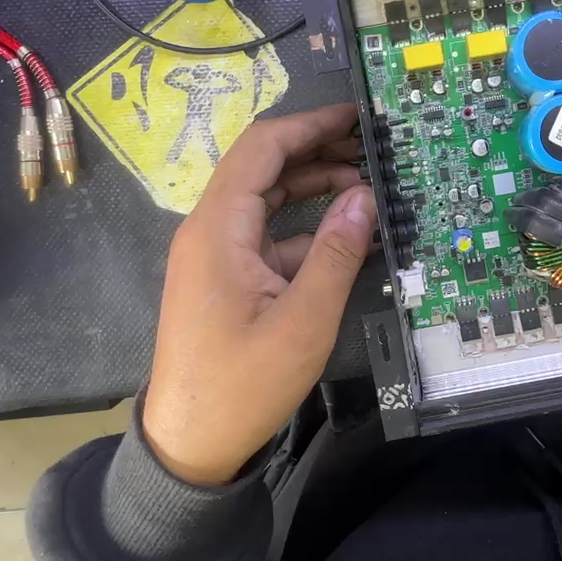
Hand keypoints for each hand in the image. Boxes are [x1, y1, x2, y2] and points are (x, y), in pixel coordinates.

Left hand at [143, 103, 374, 484]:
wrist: (190, 444)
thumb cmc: (243, 384)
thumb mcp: (304, 320)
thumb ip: (336, 252)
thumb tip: (365, 197)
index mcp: (219, 228)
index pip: (262, 148)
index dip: (310, 124)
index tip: (354, 116)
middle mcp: (210, 229)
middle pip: (263, 168)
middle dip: (317, 151)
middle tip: (371, 148)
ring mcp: (216, 254)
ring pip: (266, 200)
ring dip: (313, 187)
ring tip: (366, 185)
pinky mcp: (226, 277)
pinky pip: (267, 235)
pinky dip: (305, 227)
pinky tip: (343, 235)